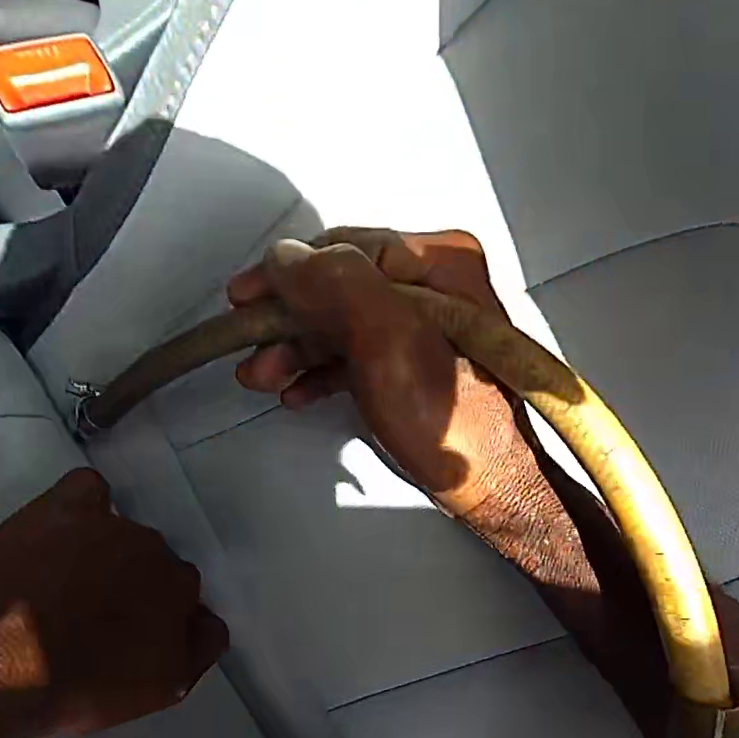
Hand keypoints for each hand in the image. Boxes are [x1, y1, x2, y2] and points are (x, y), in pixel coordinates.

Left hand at [0, 468, 227, 737]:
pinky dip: (85, 505)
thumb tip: (208, 621)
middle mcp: (160, 554)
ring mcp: (113, 528)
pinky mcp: (65, 509)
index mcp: (184, 594)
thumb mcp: (159, 689)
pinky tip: (68, 525)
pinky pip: (90, 490)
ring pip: (124, 534)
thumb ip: (198, 649)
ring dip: (106, 554)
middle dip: (134, 585)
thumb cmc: (73, 689)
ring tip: (62, 584)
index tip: (129, 638)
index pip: (187, 599)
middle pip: (157, 564)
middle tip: (93, 616)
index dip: (159, 620)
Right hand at [227, 228, 547, 521]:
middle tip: (251, 346)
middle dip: (289, 321)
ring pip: (343, 325)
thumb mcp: (392, 346)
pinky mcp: (417, 365)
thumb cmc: (457, 427)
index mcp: (441, 266)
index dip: (290, 273)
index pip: (346, 249)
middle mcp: (437, 289)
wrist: (491, 488)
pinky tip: (298, 391)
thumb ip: (339, 289)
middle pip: (339, 289)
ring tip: (264, 377)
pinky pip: (358, 355)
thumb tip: (286, 258)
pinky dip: (323, 371)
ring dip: (297, 349)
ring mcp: (426, 329)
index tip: (246, 296)